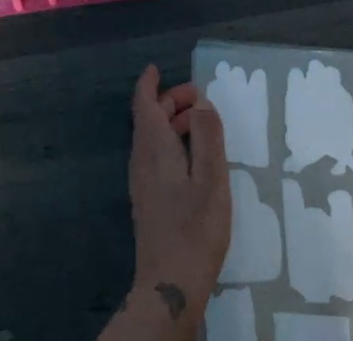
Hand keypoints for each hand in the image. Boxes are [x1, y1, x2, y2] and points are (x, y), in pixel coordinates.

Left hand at [126, 64, 229, 328]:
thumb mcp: (211, 179)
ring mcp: (143, 182)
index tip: (158, 68)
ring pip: (153, 138)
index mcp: (153, 149)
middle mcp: (142, 160)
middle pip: (149, 119)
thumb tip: (202, 103)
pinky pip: (157, 156)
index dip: (149, 84)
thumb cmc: (194, 229)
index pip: (144, 104)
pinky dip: (173, 142)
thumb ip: (208, 137)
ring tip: (203, 123)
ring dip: (173, 122)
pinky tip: (196, 156)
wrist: (170, 285)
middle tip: (200, 97)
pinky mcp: (149, 199)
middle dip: (170, 101)